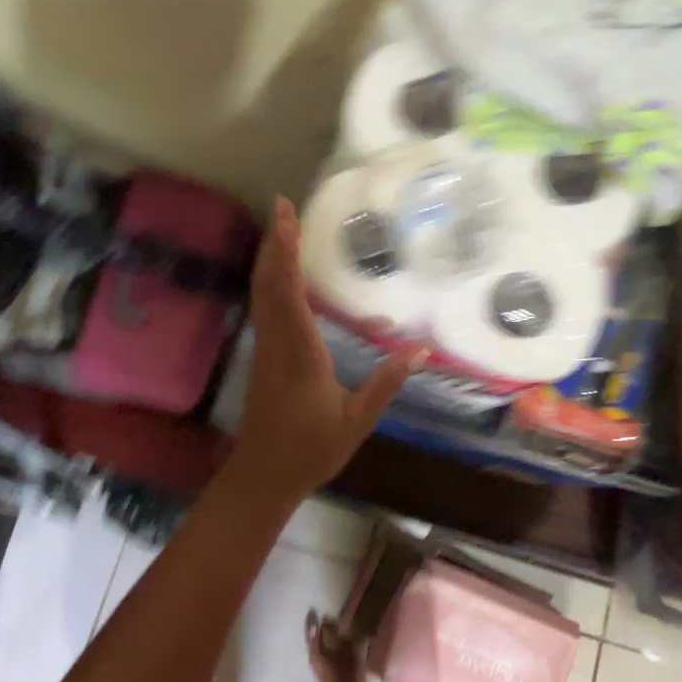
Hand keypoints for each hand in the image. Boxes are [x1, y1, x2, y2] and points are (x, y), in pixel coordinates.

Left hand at [230, 197, 424, 498]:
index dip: (287, 251)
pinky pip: (263, 309)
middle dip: (275, 242)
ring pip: (261, 294)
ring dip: (269, 259)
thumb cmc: (311, 450)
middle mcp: (276, 343)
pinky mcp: (262, 358)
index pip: (289, 292)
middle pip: (268, 283)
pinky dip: (269, 282)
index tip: (287, 216)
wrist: (262, 475)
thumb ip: (387, 383)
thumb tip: (421, 351)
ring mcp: (265, 350)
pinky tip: (280, 276)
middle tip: (282, 205)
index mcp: (300, 353)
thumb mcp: (356, 420)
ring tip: (281, 228)